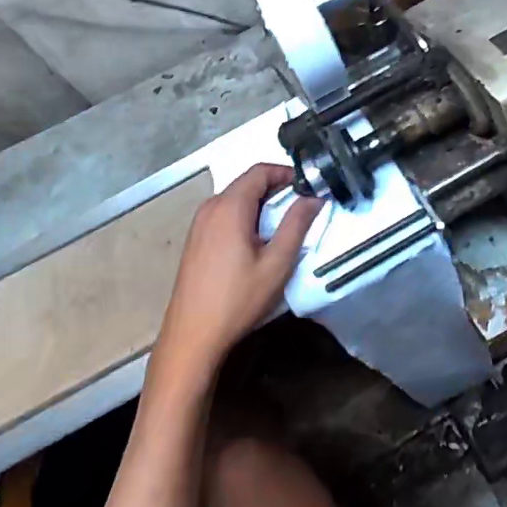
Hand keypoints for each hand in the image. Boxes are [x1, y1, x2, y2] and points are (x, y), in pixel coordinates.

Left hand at [155, 164, 323, 375]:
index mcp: (229, 207)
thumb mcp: (277, 262)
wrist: (193, 336)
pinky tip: (257, 241)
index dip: (286, 172)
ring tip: (283, 225)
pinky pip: (224, 214)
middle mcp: (210, 208)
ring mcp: (199, 223)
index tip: (308, 185)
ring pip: (235, 199)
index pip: (260, 171)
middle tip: (301, 206)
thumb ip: (297, 224)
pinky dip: (245, 216)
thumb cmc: (238, 299)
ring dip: (261, 203)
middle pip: (247, 183)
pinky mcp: (195, 239)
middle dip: (276, 188)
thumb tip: (313, 197)